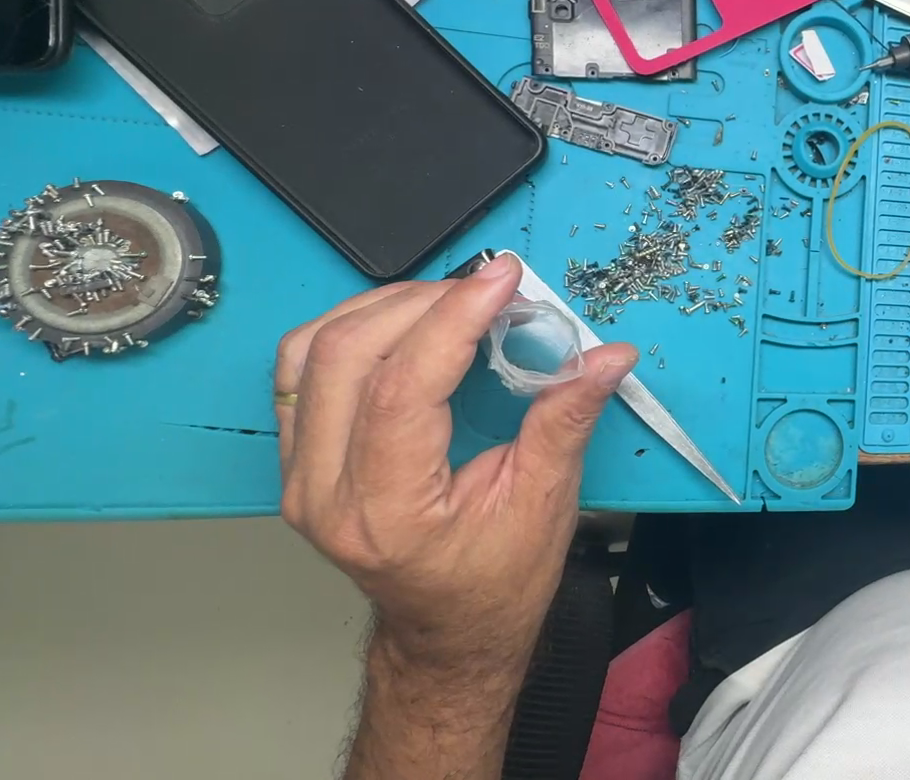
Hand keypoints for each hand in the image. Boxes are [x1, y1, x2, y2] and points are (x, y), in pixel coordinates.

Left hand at [274, 254, 636, 679]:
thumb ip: (568, 419)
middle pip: (343, 357)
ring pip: (308, 353)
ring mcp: (300, 474)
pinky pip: (300, 370)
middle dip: (422, 301)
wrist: (448, 632)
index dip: (454, 318)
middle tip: (490, 288)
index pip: (403, 387)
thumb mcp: (547, 501)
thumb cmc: (502, 578)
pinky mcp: (300, 461)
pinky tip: (408, 322)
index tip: (505, 277)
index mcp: (386, 508)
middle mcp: (322, 490)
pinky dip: (353, 327)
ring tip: (452, 298)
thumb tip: (610, 354)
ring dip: (383, 306)